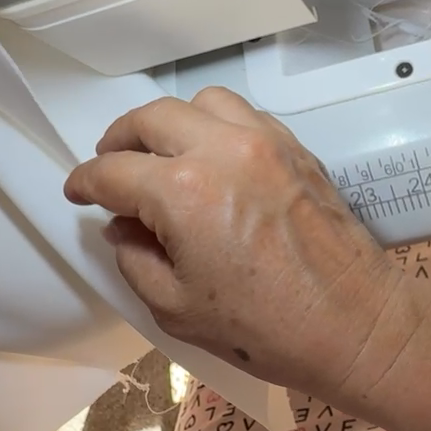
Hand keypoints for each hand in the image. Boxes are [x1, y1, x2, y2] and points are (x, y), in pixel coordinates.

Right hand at [64, 88, 430, 408]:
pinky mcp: (296, 147)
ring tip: (164, 155)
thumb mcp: (176, 307)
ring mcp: (265, 141)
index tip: (76, 192)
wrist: (354, 321)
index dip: (84, 181)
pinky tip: (214, 159)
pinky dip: (218, 125)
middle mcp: (222, 149)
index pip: (113, 171)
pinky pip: (246, 115)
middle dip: (120, 138)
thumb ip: (136, 256)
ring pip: (203, 102)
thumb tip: (123, 224)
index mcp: (183, 191)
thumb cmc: (263, 327)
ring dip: (173, 123)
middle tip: (110, 165)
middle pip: (152, 117)